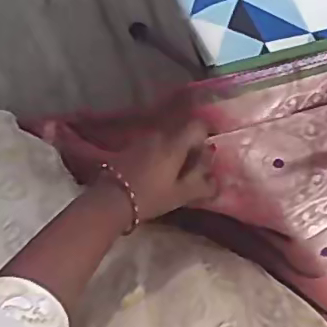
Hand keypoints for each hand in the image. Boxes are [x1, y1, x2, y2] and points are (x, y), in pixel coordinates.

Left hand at [102, 116, 216, 221]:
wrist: (110, 200)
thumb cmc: (150, 196)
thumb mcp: (181, 195)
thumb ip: (203, 184)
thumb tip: (216, 178)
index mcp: (175, 143)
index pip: (198, 126)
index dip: (207, 137)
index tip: (207, 155)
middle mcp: (160, 134)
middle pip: (183, 132)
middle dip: (191, 148)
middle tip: (194, 170)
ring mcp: (143, 139)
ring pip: (168, 139)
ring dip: (175, 152)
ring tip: (175, 174)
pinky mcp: (131, 147)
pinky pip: (154, 145)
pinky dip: (161, 155)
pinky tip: (157, 173)